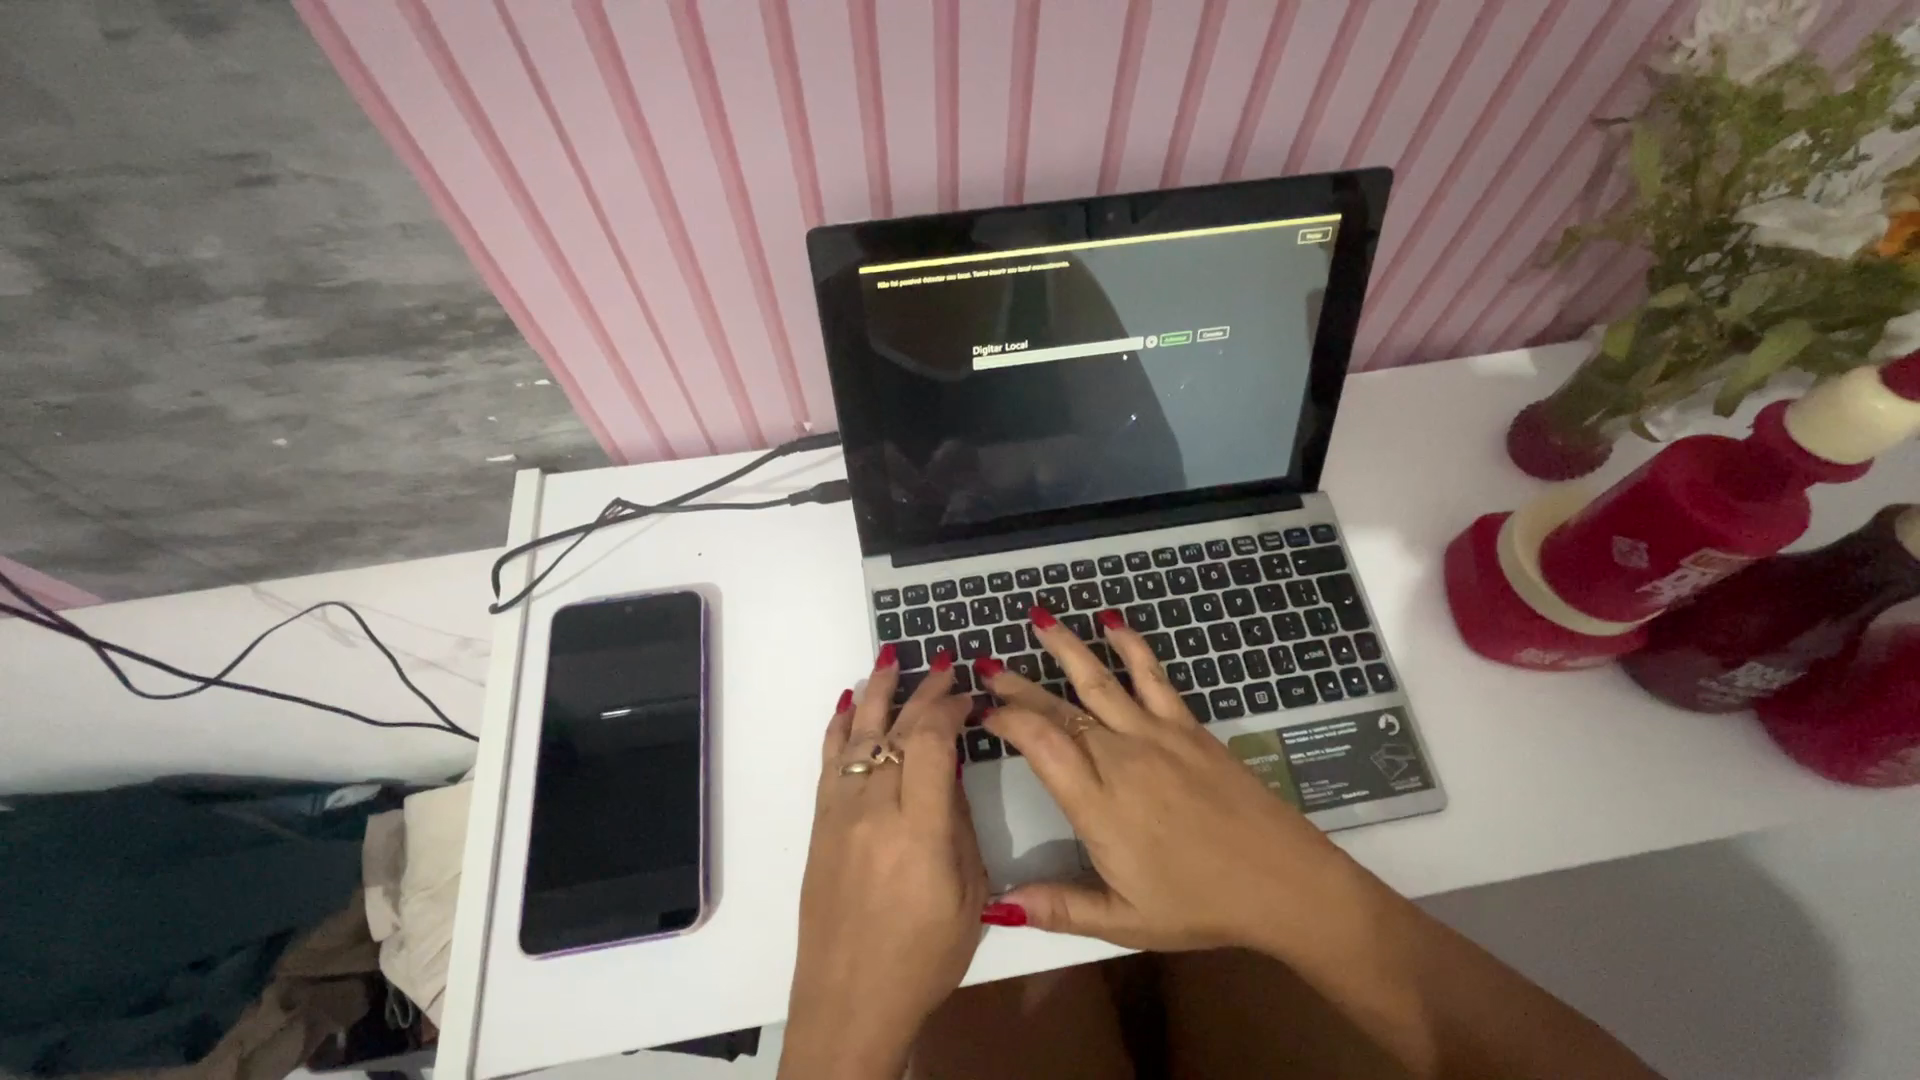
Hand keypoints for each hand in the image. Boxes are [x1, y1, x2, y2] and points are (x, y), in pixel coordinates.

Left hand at [779, 648, 988, 1079]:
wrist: (848, 998)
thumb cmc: (922, 958)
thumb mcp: (967, 896)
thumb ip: (959, 825)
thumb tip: (949, 773)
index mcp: (919, 830)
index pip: (930, 742)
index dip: (949, 709)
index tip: (968, 695)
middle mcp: (873, 809)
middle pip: (896, 730)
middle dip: (923, 691)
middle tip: (943, 663)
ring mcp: (839, 813)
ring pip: (857, 735)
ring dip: (877, 692)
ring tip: (891, 658)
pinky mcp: (819, 823)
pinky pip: (827, 760)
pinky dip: (839, 726)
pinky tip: (848, 703)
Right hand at [978, 608, 1368, 953]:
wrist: (1281, 881)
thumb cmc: (1199, 905)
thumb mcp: (1125, 921)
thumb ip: (1059, 907)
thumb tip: (999, 905)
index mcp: (1098, 803)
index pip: (1039, 743)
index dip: (1006, 720)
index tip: (983, 712)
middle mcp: (1120, 757)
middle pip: (1058, 710)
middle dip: (1019, 686)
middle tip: (988, 669)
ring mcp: (1156, 735)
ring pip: (1098, 681)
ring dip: (1065, 648)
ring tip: (1039, 619)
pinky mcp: (1188, 727)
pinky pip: (1153, 676)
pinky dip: (1131, 646)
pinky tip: (1112, 622)